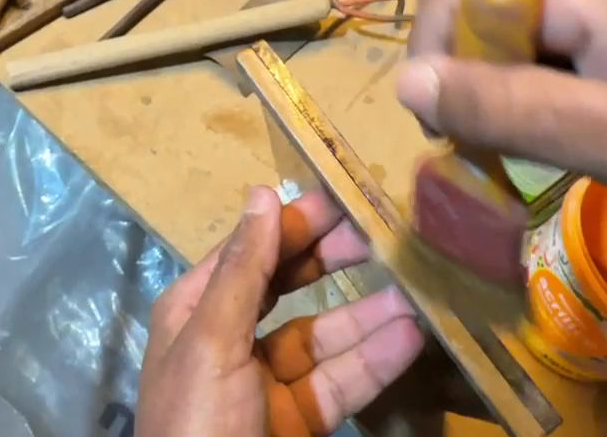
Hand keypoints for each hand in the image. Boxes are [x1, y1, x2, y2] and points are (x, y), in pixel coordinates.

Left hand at [137, 186, 424, 436]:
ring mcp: (263, 382)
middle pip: (285, 287)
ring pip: (320, 337)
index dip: (292, 224)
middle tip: (377, 237)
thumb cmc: (196, 419)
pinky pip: (336, 384)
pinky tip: (407, 340)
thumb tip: (263, 192)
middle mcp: (229, 336)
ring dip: (363, 317)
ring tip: (411, 293)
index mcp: (196, 307)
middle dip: (328, 261)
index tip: (340, 202)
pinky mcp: (294, 423)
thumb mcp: (212, 339)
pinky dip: (371, 363)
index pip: (249, 251)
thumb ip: (242, 270)